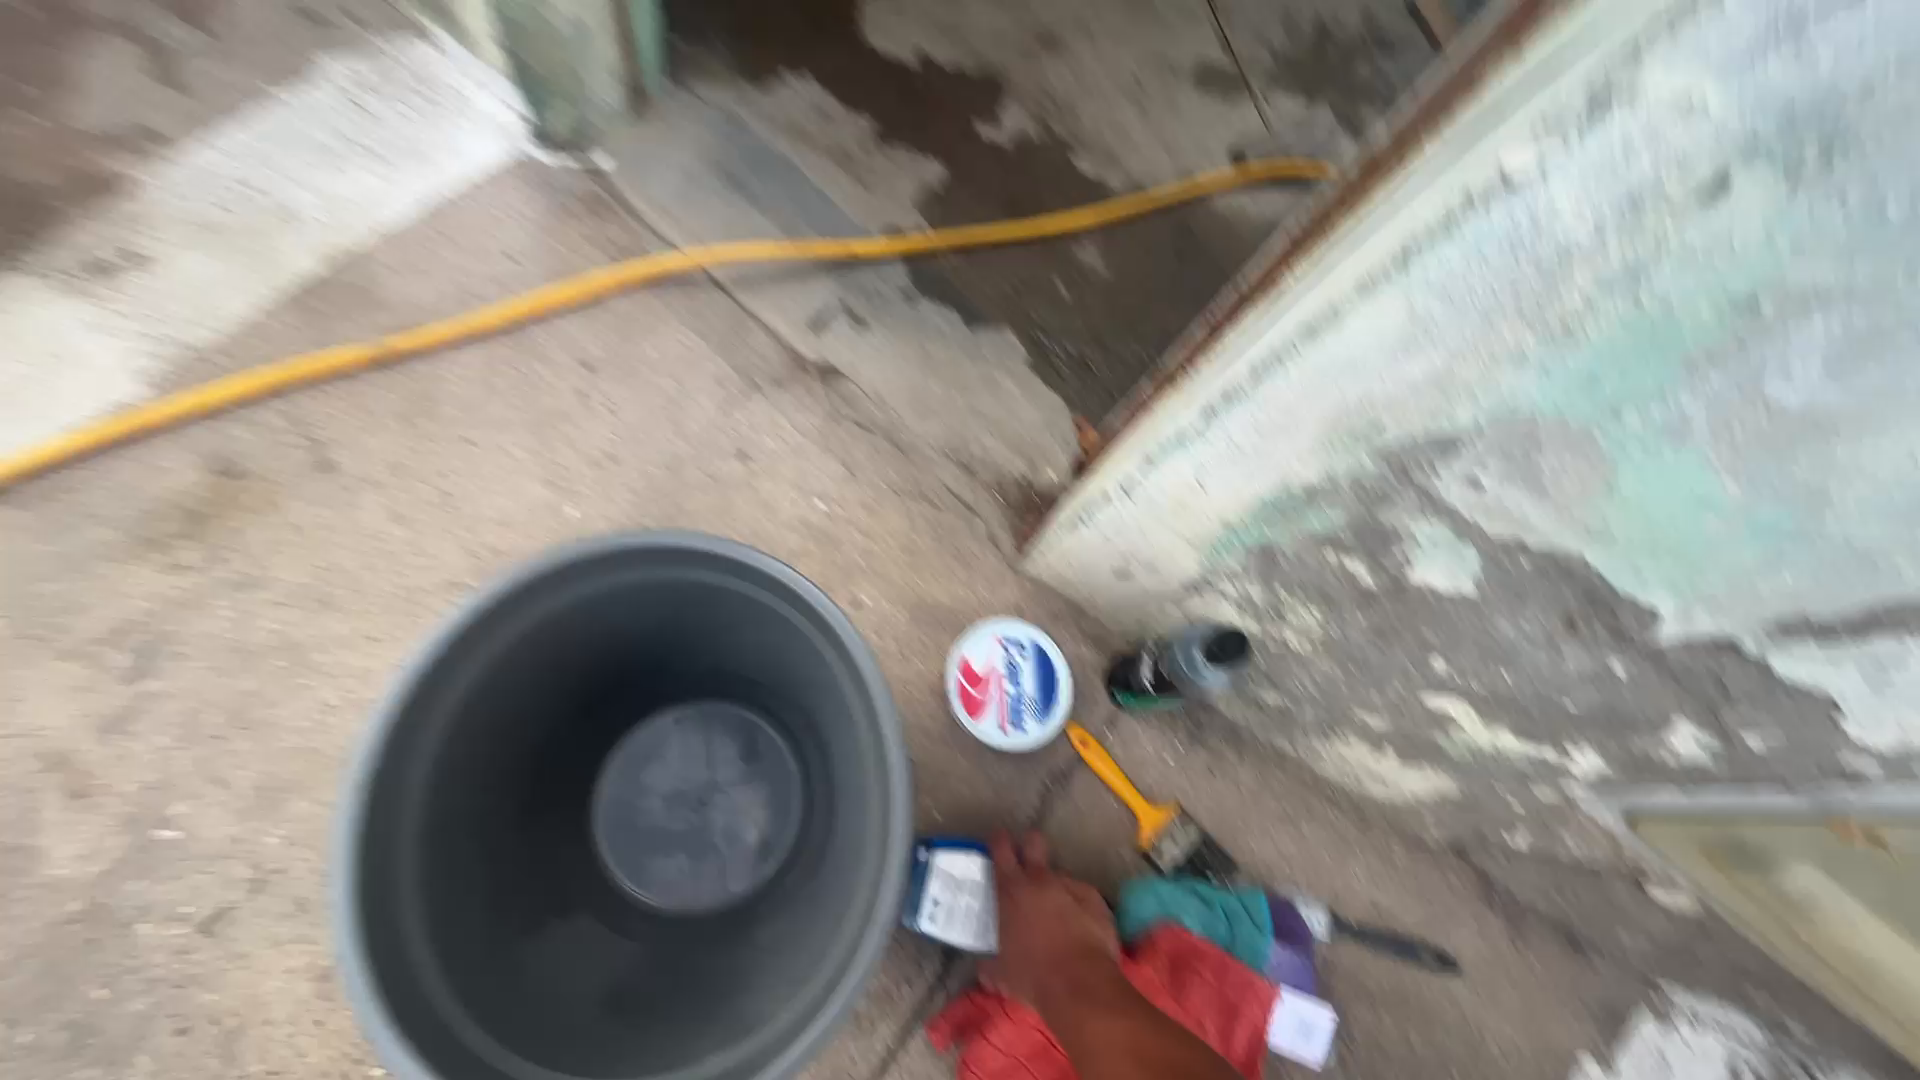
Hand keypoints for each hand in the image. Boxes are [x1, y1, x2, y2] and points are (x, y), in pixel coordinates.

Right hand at [981, 830, 1117, 1006]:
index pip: (1001, 849)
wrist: (1080, 985)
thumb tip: (984, 967)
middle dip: (1030, 846)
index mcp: (1010, 891)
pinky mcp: (1095, 899)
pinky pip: (1082, 896)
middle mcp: (1039, 880)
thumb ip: (990, 964)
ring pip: (1060, 876)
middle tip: (1027, 862)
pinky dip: (1079, 908)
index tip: (998, 843)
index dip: (999, 842)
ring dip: (1056, 890)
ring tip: (1058, 916)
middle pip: (1034, 842)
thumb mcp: (1001, 974)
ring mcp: (1070, 886)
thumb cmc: (1032, 977)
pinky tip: (1080, 929)